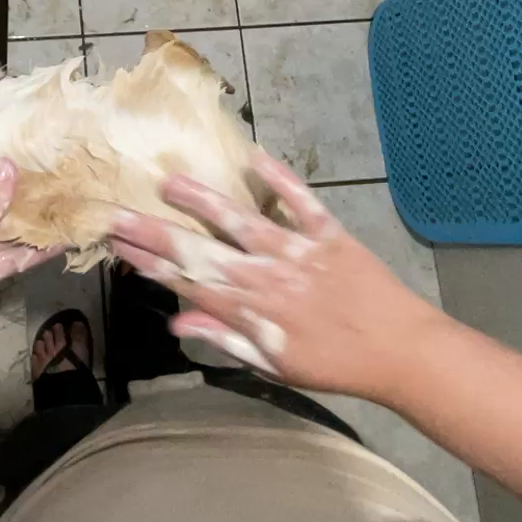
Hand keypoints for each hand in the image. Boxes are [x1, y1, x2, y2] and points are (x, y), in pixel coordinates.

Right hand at [108, 149, 453, 399]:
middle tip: (118, 214)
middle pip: (202, 252)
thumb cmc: (335, 364)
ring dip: (204, 202)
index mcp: (252, 311)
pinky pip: (301, 201)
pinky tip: (254, 156)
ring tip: (169, 182)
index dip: (150, 264)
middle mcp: (266, 276)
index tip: (118, 245)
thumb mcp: (275, 365)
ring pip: (241, 222)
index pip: (189, 283)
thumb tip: (176, 321)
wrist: (403, 352)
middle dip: (156, 233)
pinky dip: (279, 179)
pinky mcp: (328, 232)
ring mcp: (296, 250)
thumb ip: (226, 340)